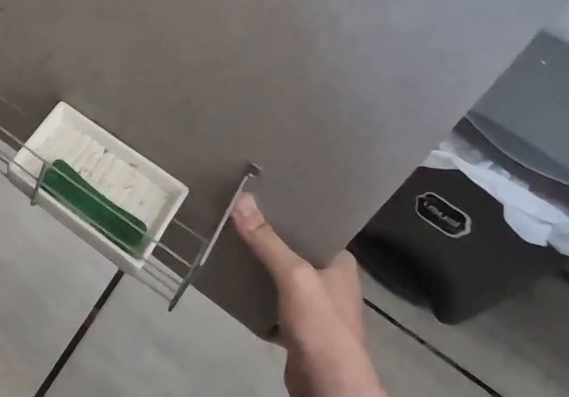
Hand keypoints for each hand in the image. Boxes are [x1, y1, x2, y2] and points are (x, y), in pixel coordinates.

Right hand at [232, 194, 386, 396]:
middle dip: (266, 236)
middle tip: (235, 213)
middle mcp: (330, 281)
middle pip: (293, 249)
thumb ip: (268, 241)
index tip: (257, 193)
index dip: (287, 210)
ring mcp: (314, 307)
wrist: (329, 389)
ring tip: (228, 240)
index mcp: (339, 263)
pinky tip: (233, 282)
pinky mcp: (298, 328)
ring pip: (280, 276)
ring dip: (258, 265)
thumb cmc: (322, 326)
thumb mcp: (294, 276)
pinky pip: (272, 301)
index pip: (312, 226)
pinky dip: (255, 295)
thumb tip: (242, 198)